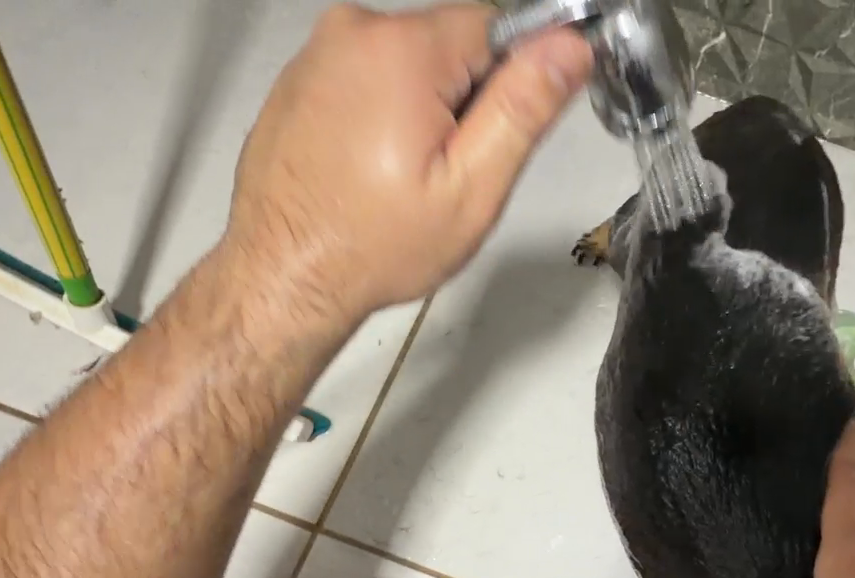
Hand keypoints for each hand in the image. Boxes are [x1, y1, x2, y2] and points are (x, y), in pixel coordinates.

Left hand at [221, 3, 592, 323]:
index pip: (496, 26)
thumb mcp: (471, 189)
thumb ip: (523, 110)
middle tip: (446, 175)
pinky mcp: (303, 77)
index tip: (494, 141)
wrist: (286, 274)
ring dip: (424, 114)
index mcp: (403, 50)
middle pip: (450, 45)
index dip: (511, 86)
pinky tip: (373, 171)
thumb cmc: (374, 245)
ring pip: (411, 65)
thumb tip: (569, 47)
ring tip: (405, 179)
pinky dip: (384, 118)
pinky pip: (370, 81)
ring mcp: (320, 51)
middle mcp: (354, 30)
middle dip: (464, 105)